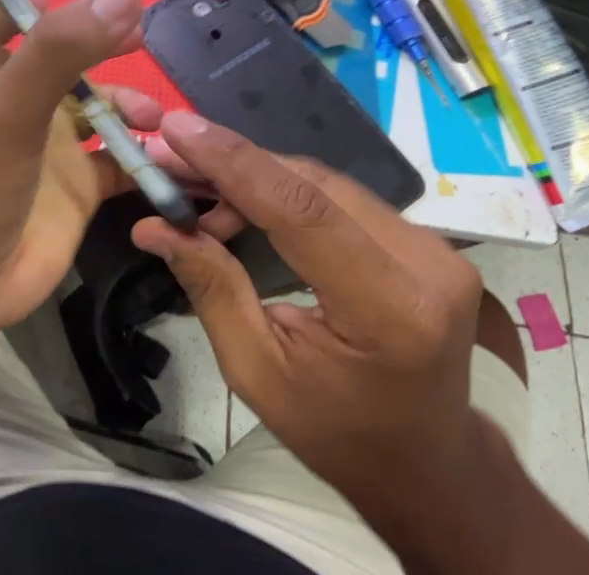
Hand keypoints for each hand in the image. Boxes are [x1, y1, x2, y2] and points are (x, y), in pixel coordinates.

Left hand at [0, 0, 162, 338]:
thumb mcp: (8, 109)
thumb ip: (60, 51)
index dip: (14, 6)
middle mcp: (20, 110)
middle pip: (64, 65)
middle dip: (99, 48)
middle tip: (139, 36)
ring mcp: (50, 153)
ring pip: (99, 115)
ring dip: (131, 107)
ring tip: (158, 117)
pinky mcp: (77, 194)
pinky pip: (122, 167)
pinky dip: (150, 161)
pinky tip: (177, 159)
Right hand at [132, 111, 486, 504]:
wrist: (423, 460)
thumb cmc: (335, 430)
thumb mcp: (256, 370)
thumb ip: (211, 288)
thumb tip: (152, 225)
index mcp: (389, 310)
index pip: (303, 211)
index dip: (235, 163)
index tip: (175, 128)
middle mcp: (426, 266)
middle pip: (312, 185)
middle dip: (232, 164)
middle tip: (165, 159)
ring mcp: (435, 249)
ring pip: (325, 183)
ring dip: (254, 176)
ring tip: (193, 189)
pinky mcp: (426, 242)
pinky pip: (341, 197)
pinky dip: (282, 191)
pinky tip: (239, 203)